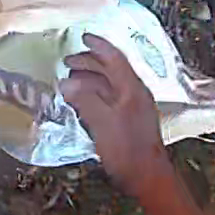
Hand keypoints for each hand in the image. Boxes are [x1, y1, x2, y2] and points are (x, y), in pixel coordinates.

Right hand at [60, 34, 173, 197]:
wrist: (147, 178)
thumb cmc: (126, 149)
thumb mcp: (102, 122)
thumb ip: (84, 99)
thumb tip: (66, 83)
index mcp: (132, 89)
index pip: (115, 59)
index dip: (99, 46)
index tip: (82, 37)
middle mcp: (134, 94)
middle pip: (111, 70)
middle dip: (89, 62)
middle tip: (67, 62)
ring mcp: (132, 108)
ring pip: (109, 85)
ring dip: (89, 78)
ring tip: (69, 80)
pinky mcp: (127, 121)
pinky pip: (108, 98)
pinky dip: (92, 94)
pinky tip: (79, 101)